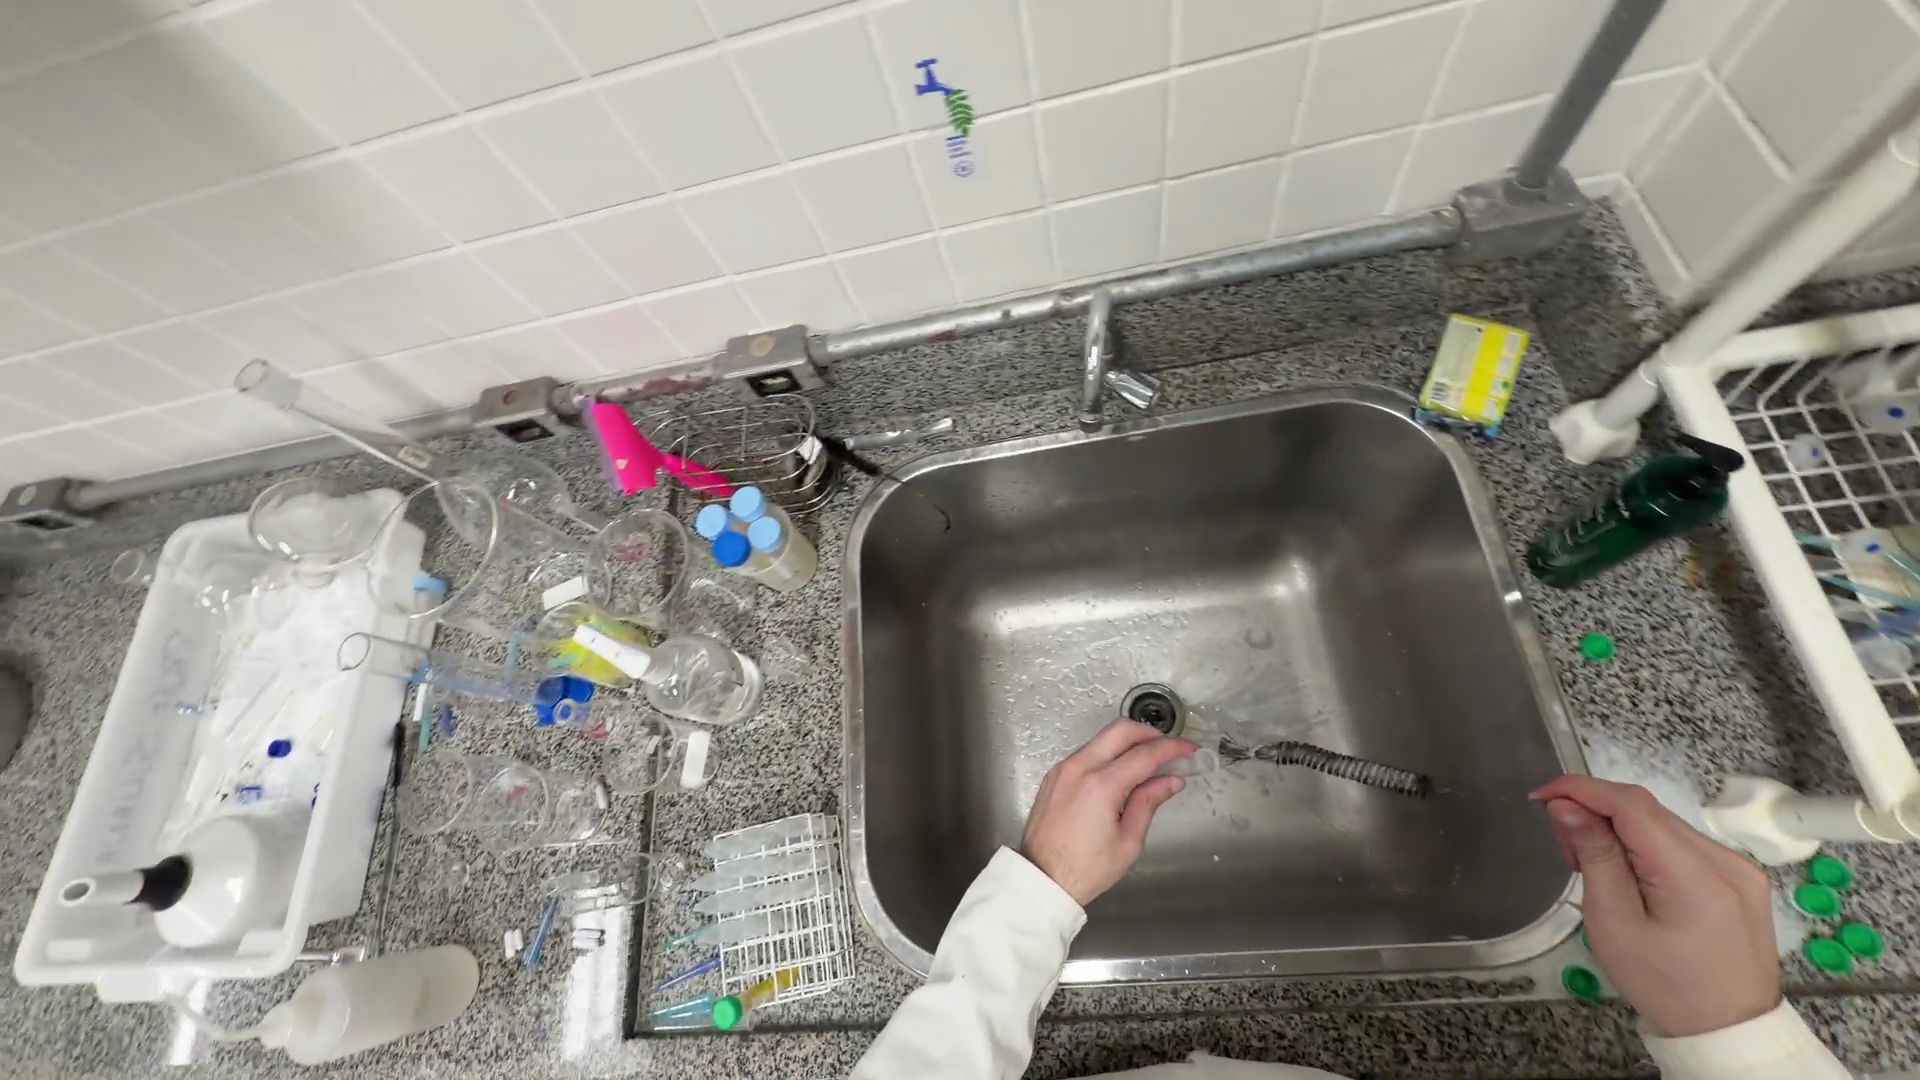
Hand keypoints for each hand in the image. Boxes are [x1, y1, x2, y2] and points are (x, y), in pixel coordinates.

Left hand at [1020, 718, 1196, 905]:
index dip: (1172, 747)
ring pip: (1102, 738)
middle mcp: (1079, 767)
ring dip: (1128, 742)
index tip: (1190, 749)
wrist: (1041, 878)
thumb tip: (1172, 780)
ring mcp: (1063, 767)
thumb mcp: (1128, 841)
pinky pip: (1087, 752)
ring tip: (1150, 763)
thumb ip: (1149, 802)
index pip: (1144, 753)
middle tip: (1170, 749)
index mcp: (1100, 785)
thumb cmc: (1086, 868)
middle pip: (1120, 729)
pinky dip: (1109, 754)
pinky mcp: (1055, 774)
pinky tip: (1122, 773)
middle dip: (1150, 734)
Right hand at [1533, 775, 1780, 1037]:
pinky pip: (1676, 839)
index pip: (1631, 805)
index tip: (1540, 799)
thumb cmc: (1661, 982)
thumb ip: (1594, 855)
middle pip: (1644, 808)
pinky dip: (1638, 840)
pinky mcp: (1737, 877)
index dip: (1579, 789)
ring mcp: (1738, 869)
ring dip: (1613, 825)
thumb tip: (1564, 805)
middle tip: (1562, 843)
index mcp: (1697, 876)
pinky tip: (1624, 867)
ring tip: (1589, 860)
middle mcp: (1726, 862)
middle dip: (1592, 810)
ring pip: (1658, 820)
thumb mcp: (1613, 920)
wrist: (1729, 1032)